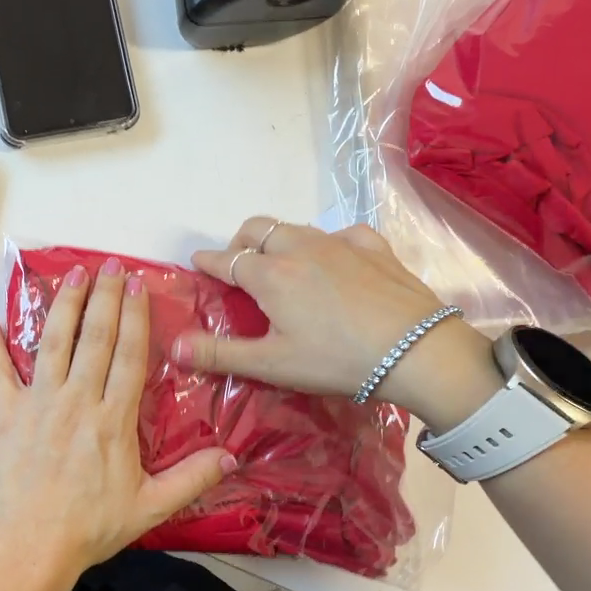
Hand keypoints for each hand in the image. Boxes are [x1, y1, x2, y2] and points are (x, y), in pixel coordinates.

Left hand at [0, 257, 234, 590]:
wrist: (31, 544)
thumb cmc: (90, 527)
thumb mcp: (150, 508)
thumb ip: (191, 479)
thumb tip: (232, 457)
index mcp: (113, 419)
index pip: (128, 356)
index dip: (135, 317)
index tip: (138, 285)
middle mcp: (76, 401)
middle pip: (93, 338)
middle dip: (103, 297)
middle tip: (109, 264)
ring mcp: (39, 404)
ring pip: (52, 344)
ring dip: (62, 306)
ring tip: (70, 274)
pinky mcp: (8, 415)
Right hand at [172, 217, 501, 431]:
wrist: (418, 353)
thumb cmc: (336, 360)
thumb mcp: (270, 364)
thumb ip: (218, 353)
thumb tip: (172, 346)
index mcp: (268, 274)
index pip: (225, 259)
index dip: (206, 262)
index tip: (197, 265)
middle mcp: (299, 248)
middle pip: (257, 227)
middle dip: (240, 241)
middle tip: (239, 265)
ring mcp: (339, 243)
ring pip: (295, 227)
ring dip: (278, 240)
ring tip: (282, 266)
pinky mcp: (374, 247)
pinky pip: (340, 233)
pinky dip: (327, 243)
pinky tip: (335, 262)